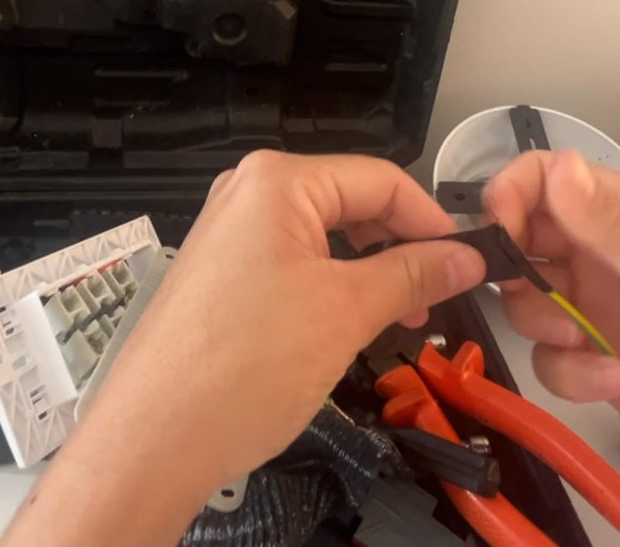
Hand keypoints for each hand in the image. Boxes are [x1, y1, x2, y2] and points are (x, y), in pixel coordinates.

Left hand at [0, 151, 485, 546]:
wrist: (152, 440)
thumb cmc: (238, 369)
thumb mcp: (346, 312)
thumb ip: (413, 274)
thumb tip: (463, 256)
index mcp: (276, 181)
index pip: (379, 179)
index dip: (431, 220)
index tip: (467, 258)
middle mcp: (248, 192)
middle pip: (350, 202)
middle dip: (400, 246)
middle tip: (436, 294)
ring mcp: (231, 231)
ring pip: (324, 233)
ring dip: (369, 268)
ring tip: (397, 315)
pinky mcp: (223, 268)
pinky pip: (293, 257)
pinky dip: (332, 282)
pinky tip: (350, 318)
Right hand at [485, 148, 619, 516]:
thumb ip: (610, 223)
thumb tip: (556, 163)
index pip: (548, 180)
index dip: (512, 195)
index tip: (496, 229)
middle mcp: (606, 256)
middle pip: (525, 241)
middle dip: (517, 268)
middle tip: (531, 293)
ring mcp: (602, 313)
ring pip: (528, 303)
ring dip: (545, 325)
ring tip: (590, 346)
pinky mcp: (604, 367)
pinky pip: (553, 361)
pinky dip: (573, 375)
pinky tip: (619, 384)